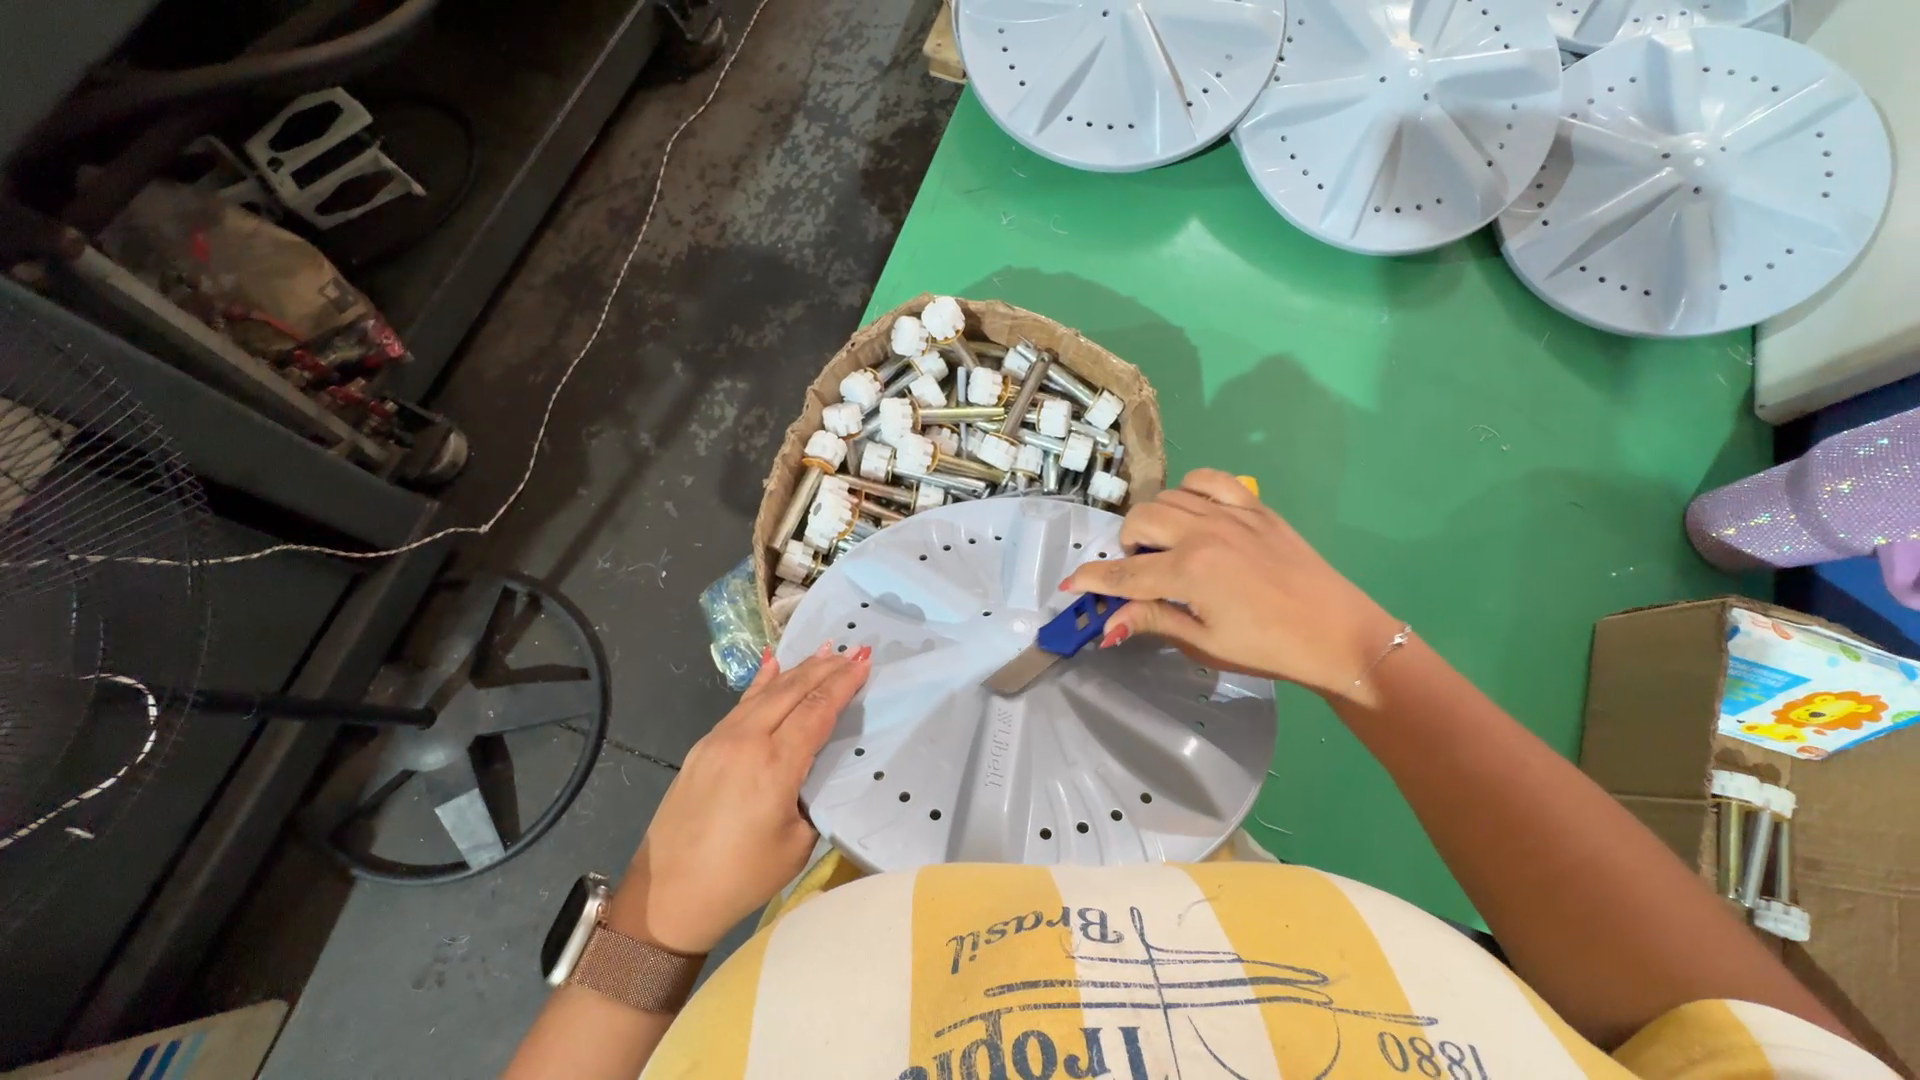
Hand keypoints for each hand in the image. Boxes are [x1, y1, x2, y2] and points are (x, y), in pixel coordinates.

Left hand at [611, 643, 869, 953]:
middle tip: (853, 651)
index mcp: (774, 766)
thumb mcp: (797, 845)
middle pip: (792, 691)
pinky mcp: (702, 747)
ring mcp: (719, 740)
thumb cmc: (741, 878)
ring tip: (823, 651)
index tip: (864, 663)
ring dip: (797, 670)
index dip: (843, 685)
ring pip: (765, 692)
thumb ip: (812, 797)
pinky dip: (763, 682)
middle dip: (825, 668)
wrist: (667, 896)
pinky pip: (741, 704)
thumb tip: (819, 768)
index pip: (816, 710)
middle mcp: (746, 741)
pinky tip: (773, 665)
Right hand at [1062, 468, 1401, 703]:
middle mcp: (1204, 533)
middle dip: (1125, 547)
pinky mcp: (1255, 507)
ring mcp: (1231, 514)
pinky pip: (1209, 480)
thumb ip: (1153, 620)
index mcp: (1190, 572)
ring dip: (1153, 521)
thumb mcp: (1205, 642)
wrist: (1338, 633)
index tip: (1069, 584)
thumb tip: (1106, 625)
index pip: (1124, 573)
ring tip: (1166, 548)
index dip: (1092, 580)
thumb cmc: (1269, 648)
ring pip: (1168, 497)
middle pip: (1139, 522)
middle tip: (1141, 573)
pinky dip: (1189, 491)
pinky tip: (1193, 514)